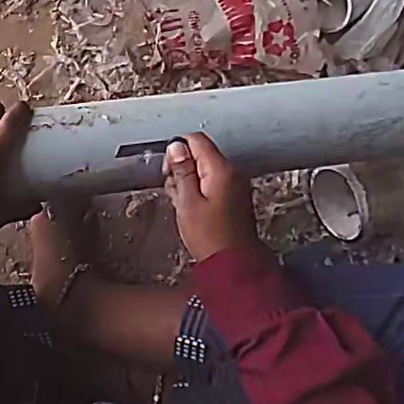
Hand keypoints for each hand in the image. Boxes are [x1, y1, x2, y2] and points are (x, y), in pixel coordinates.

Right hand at [164, 133, 261, 261]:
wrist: (233, 263)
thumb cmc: (211, 238)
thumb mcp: (187, 202)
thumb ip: (181, 171)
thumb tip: (176, 146)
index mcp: (221, 171)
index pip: (197, 140)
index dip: (177, 149)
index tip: (168, 169)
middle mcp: (232, 173)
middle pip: (201, 153)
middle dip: (182, 168)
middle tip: (176, 191)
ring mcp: (235, 184)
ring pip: (204, 168)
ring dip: (189, 181)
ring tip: (185, 204)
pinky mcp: (234, 195)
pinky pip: (212, 182)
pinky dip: (199, 191)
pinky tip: (193, 209)